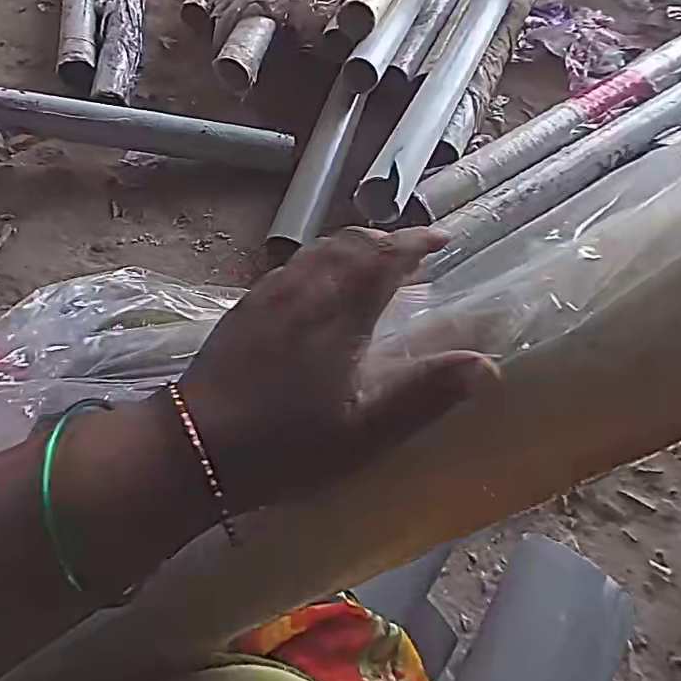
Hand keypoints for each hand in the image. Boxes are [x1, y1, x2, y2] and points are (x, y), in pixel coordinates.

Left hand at [177, 227, 498, 511]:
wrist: (194, 442)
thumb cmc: (286, 442)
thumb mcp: (365, 431)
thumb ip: (426, 394)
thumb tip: (486, 366)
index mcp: (341, 309)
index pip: (388, 256)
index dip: (418, 242)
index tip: (442, 238)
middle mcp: (307, 285)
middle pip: (354, 241)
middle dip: (389, 239)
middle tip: (413, 254)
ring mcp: (272, 290)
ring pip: (322, 247)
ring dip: (355, 245)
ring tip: (373, 263)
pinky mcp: (249, 301)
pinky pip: (297, 262)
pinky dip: (325, 258)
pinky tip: (323, 285)